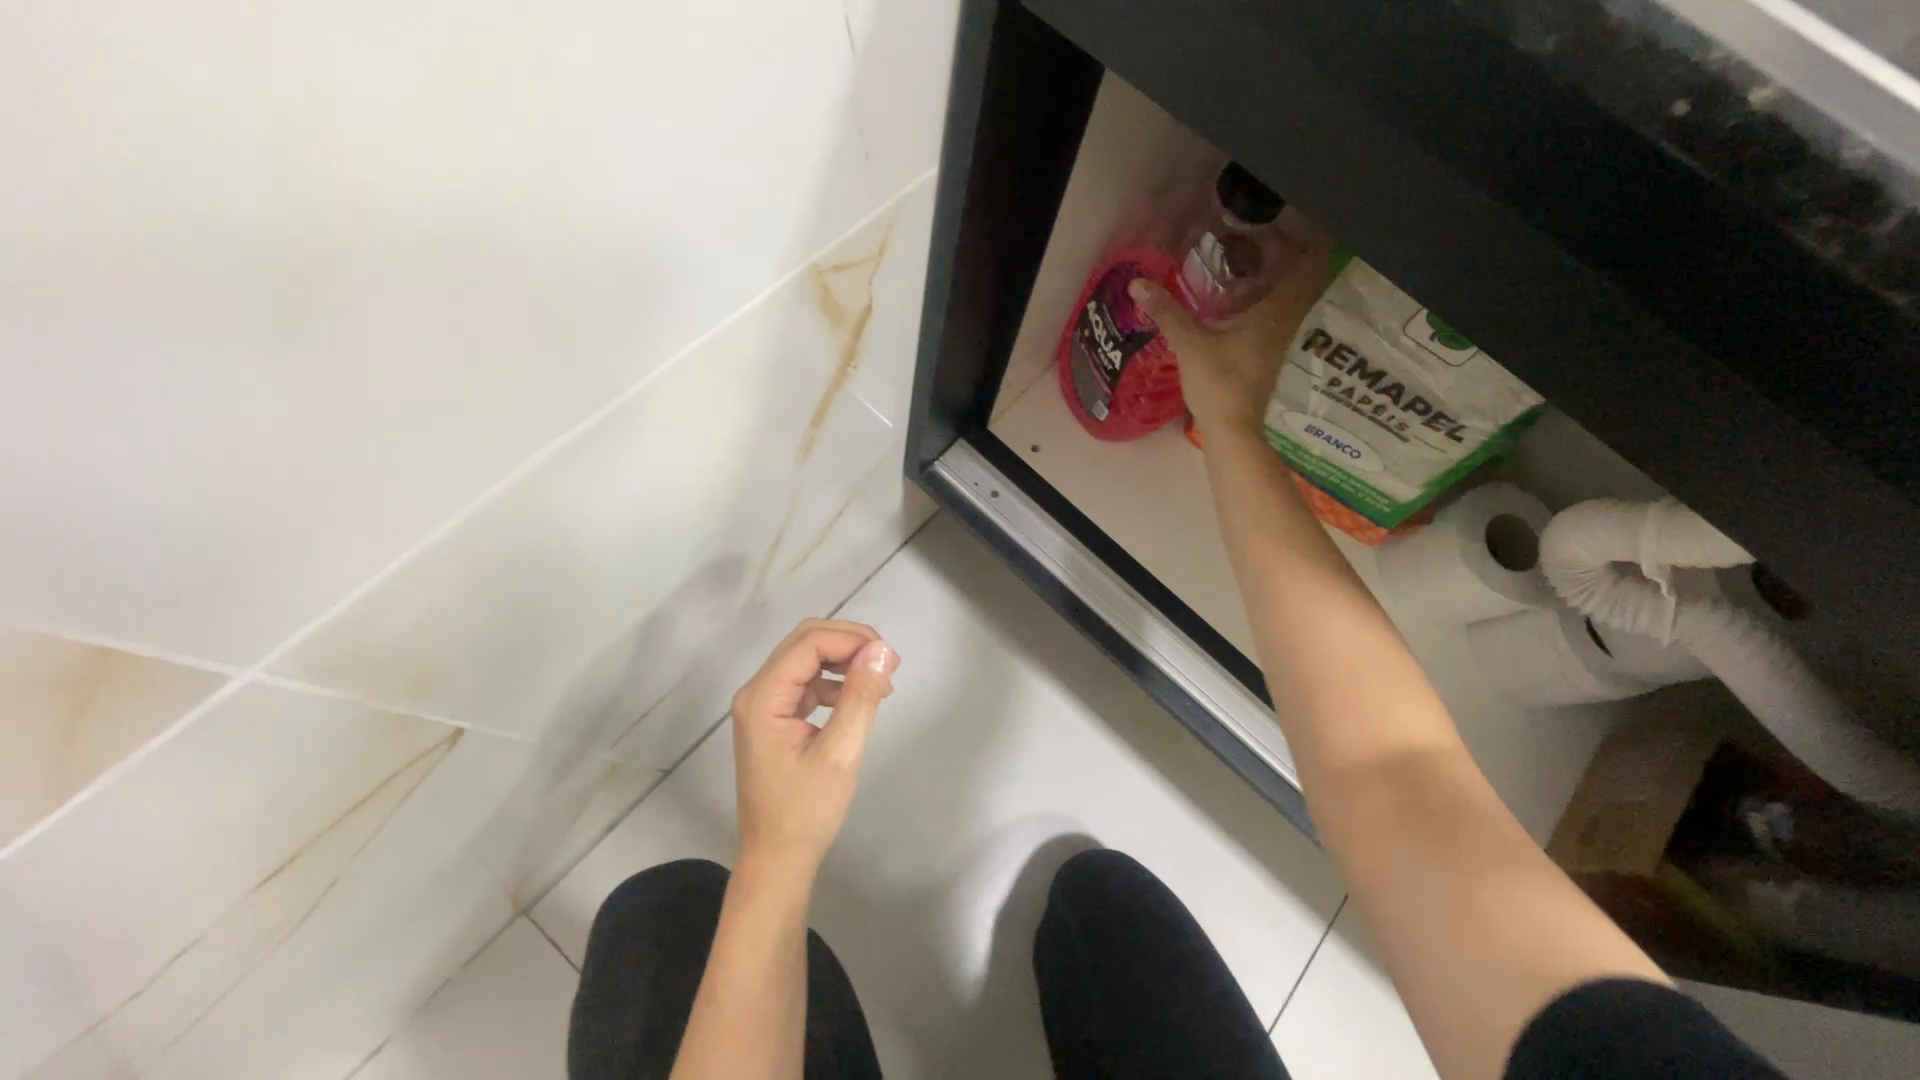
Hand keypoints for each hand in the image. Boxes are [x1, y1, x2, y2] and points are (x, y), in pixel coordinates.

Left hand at [729, 618, 900, 872]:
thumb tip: (882, 650)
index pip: (809, 643)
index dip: (851, 639)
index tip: (890, 659)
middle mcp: (756, 692)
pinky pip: (805, 682)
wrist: (777, 857)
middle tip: (888, 664)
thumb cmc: (806, 811)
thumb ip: (860, 697)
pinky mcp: (773, 718)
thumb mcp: (840, 754)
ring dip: (844, 660)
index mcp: (763, 698)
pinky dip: (834, 681)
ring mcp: (762, 705)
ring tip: (880, 683)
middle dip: (849, 643)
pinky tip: (858, 699)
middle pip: (804, 642)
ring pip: (806, 658)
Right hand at [1130, 214, 1334, 438]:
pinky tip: (1236, 304)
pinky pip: (1272, 319)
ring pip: (1286, 301)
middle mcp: (1284, 325)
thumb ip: (1167, 313)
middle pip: (1299, 281)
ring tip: (1247, 264)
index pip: (1308, 266)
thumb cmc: (1219, 384)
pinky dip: (1261, 304)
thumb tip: (1138, 284)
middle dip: (1284, 257)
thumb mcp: (1190, 344)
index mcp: (1275, 313)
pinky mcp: (1264, 359)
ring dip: (1273, 282)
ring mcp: (1277, 344)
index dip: (1304, 239)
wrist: (1232, 432)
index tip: (1284, 222)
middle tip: (1259, 238)